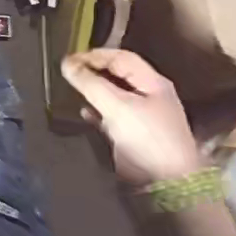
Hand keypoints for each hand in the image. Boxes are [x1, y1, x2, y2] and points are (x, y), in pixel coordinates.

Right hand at [60, 49, 201, 186]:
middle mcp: (149, 96)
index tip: (69, 58)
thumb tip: (67, 64)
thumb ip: (91, 84)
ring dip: (93, 90)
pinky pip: (110, 117)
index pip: (122, 58)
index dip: (95, 55)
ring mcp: (141, 117)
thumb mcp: (118, 107)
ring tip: (72, 88)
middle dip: (94, 70)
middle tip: (69, 71)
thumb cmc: (147, 138)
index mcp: (152, 83)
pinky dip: (96, 112)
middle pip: (118, 75)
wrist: (167, 181)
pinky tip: (83, 113)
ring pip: (113, 95)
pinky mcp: (132, 136)